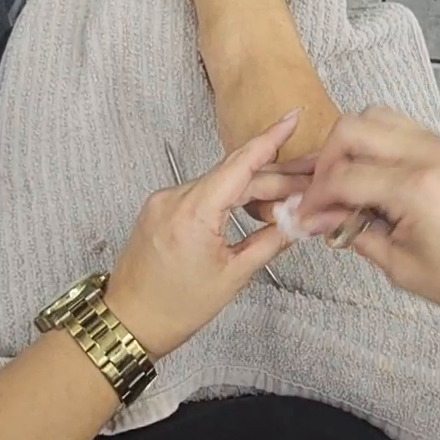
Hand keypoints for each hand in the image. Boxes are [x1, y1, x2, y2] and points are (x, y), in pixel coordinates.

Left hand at [103, 111, 310, 356]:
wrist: (128, 321)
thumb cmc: (175, 308)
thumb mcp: (233, 275)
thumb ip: (270, 241)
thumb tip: (299, 221)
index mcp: (193, 212)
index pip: (240, 164)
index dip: (270, 139)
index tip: (291, 119)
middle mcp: (175, 197)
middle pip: (236, 175)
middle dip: (276, 177)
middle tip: (310, 178)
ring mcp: (165, 199)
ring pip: (221, 182)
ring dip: (255, 187)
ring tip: (290, 195)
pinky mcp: (162, 206)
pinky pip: (204, 191)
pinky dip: (230, 195)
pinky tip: (255, 203)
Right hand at [295, 107, 439, 336]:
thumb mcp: (405, 270)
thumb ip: (358, 236)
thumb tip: (325, 221)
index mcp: (416, 187)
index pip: (342, 177)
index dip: (315, 198)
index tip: (306, 217)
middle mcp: (429, 154)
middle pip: (352, 128)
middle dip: (327, 159)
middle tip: (324, 195)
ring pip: (378, 117)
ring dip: (353, 144)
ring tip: (349, 183)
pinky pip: (405, 128)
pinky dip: (380, 144)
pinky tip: (379, 180)